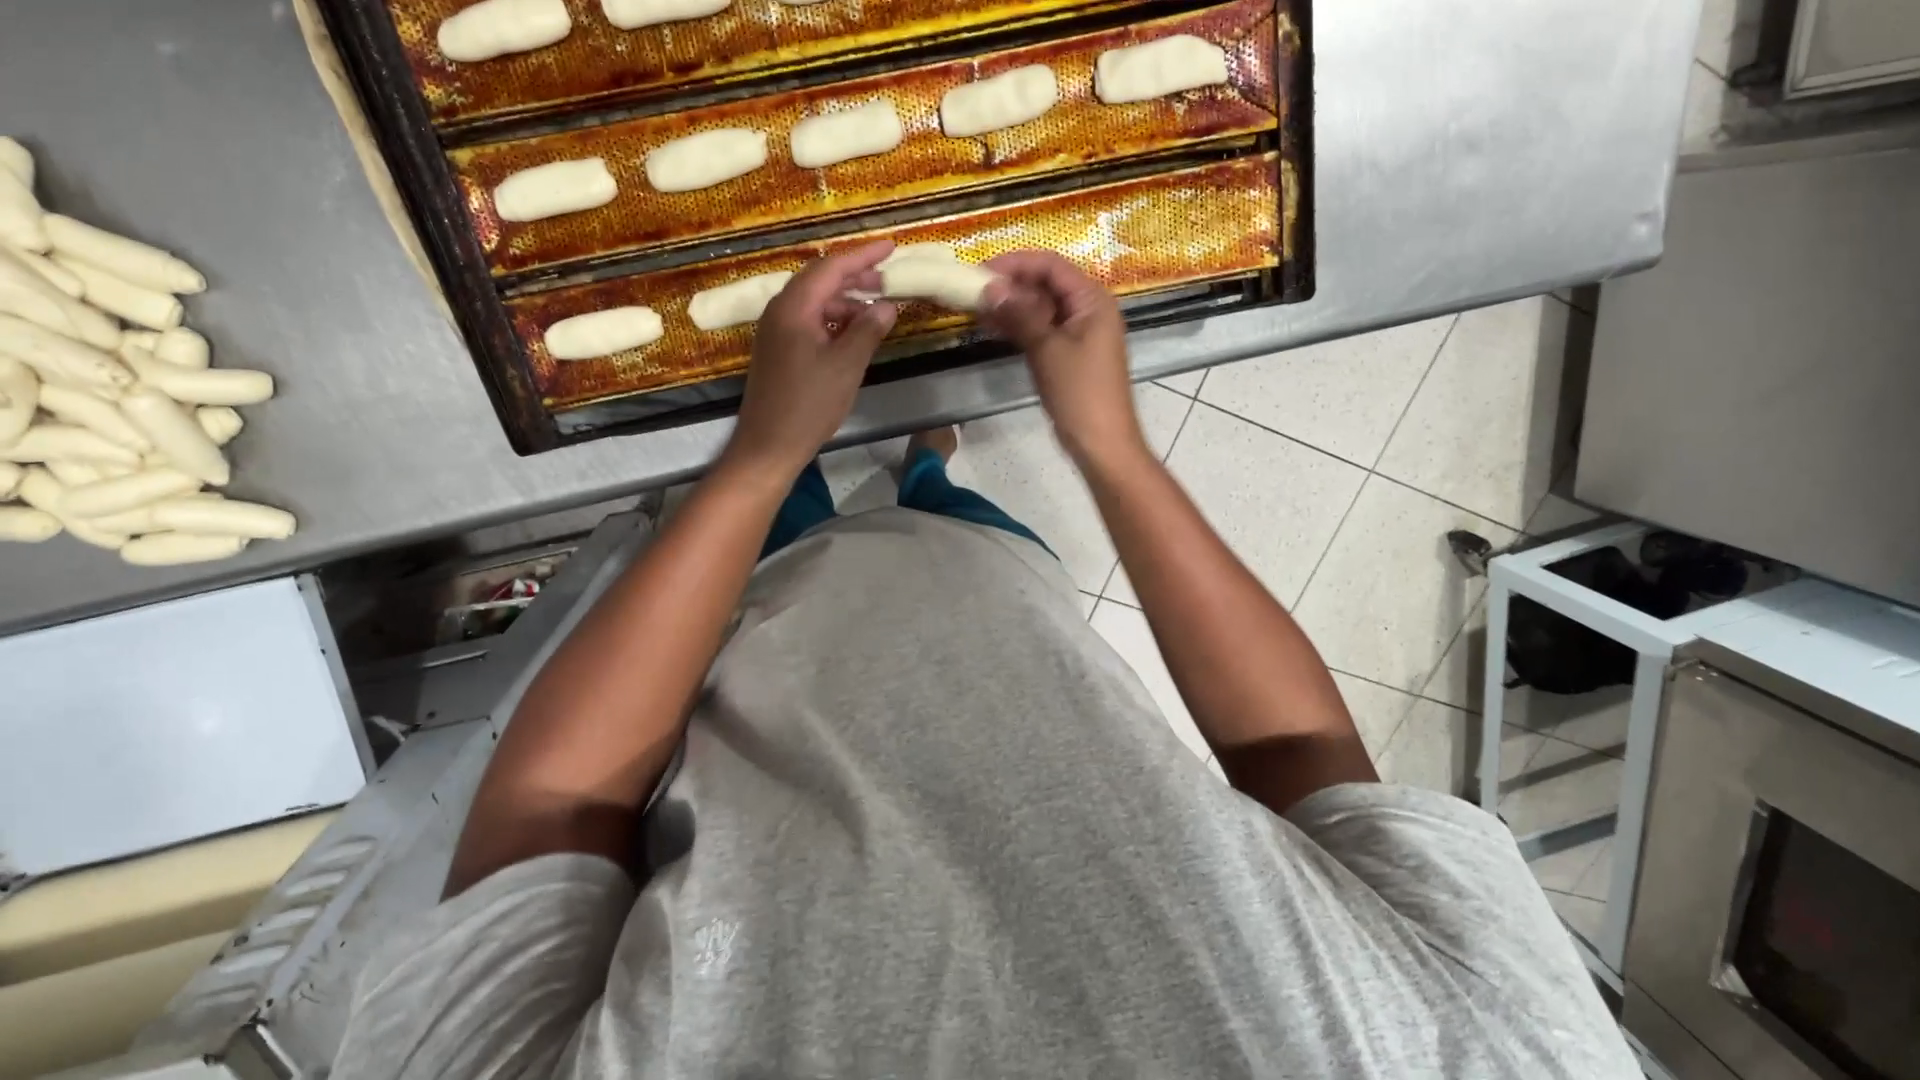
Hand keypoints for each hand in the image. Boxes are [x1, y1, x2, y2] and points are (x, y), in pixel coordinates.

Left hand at [723, 240, 897, 478]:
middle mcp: (780, 311)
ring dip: (846, 302)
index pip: (831, 267)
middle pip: (820, 280)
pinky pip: (809, 322)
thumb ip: (868, 330)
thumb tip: (887, 305)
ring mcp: (776, 331)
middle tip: (888, 280)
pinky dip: (834, 321)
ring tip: (876, 312)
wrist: (768, 445)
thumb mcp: (846, 366)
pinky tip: (854, 334)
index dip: (863, 255)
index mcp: (793, 308)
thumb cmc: (808, 405)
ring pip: (815, 303)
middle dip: (855, 277)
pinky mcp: (778, 350)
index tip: (892, 248)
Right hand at [981, 252, 1144, 467]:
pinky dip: (1018, 325)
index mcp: (1092, 300)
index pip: (1051, 265)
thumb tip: (990, 288)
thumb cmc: (1080, 393)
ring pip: (1041, 307)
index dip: (1015, 263)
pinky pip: (1041, 328)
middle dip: (1010, 284)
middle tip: (972, 290)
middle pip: (1045, 283)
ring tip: (975, 308)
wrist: (1102, 442)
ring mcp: (1078, 332)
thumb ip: (1019, 315)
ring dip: (1011, 305)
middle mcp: (1088, 309)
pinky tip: (991, 327)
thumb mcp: (1047, 350)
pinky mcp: (1068, 353)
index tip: (980, 271)